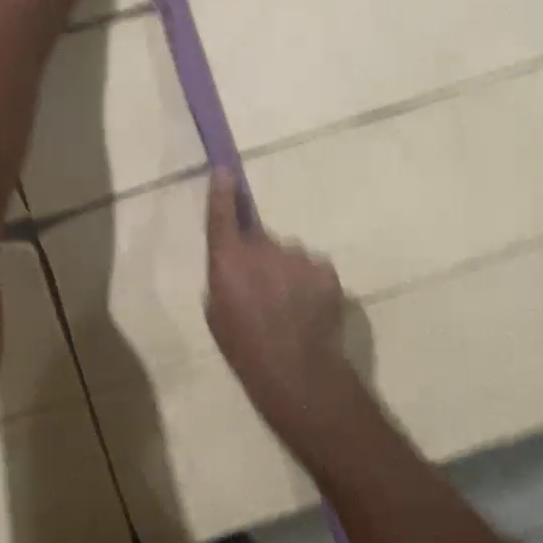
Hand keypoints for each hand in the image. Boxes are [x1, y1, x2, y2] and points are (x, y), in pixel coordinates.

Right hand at [204, 172, 350, 405]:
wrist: (297, 371)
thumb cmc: (245, 347)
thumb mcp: (217, 314)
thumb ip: (224, 278)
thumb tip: (234, 265)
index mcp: (229, 259)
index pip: (222, 215)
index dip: (223, 192)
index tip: (225, 171)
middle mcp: (263, 248)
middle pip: (259, 240)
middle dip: (259, 258)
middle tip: (261, 294)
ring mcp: (298, 256)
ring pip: (288, 256)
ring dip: (286, 274)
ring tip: (288, 310)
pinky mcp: (326, 269)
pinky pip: (312, 269)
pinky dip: (309, 284)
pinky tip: (307, 311)